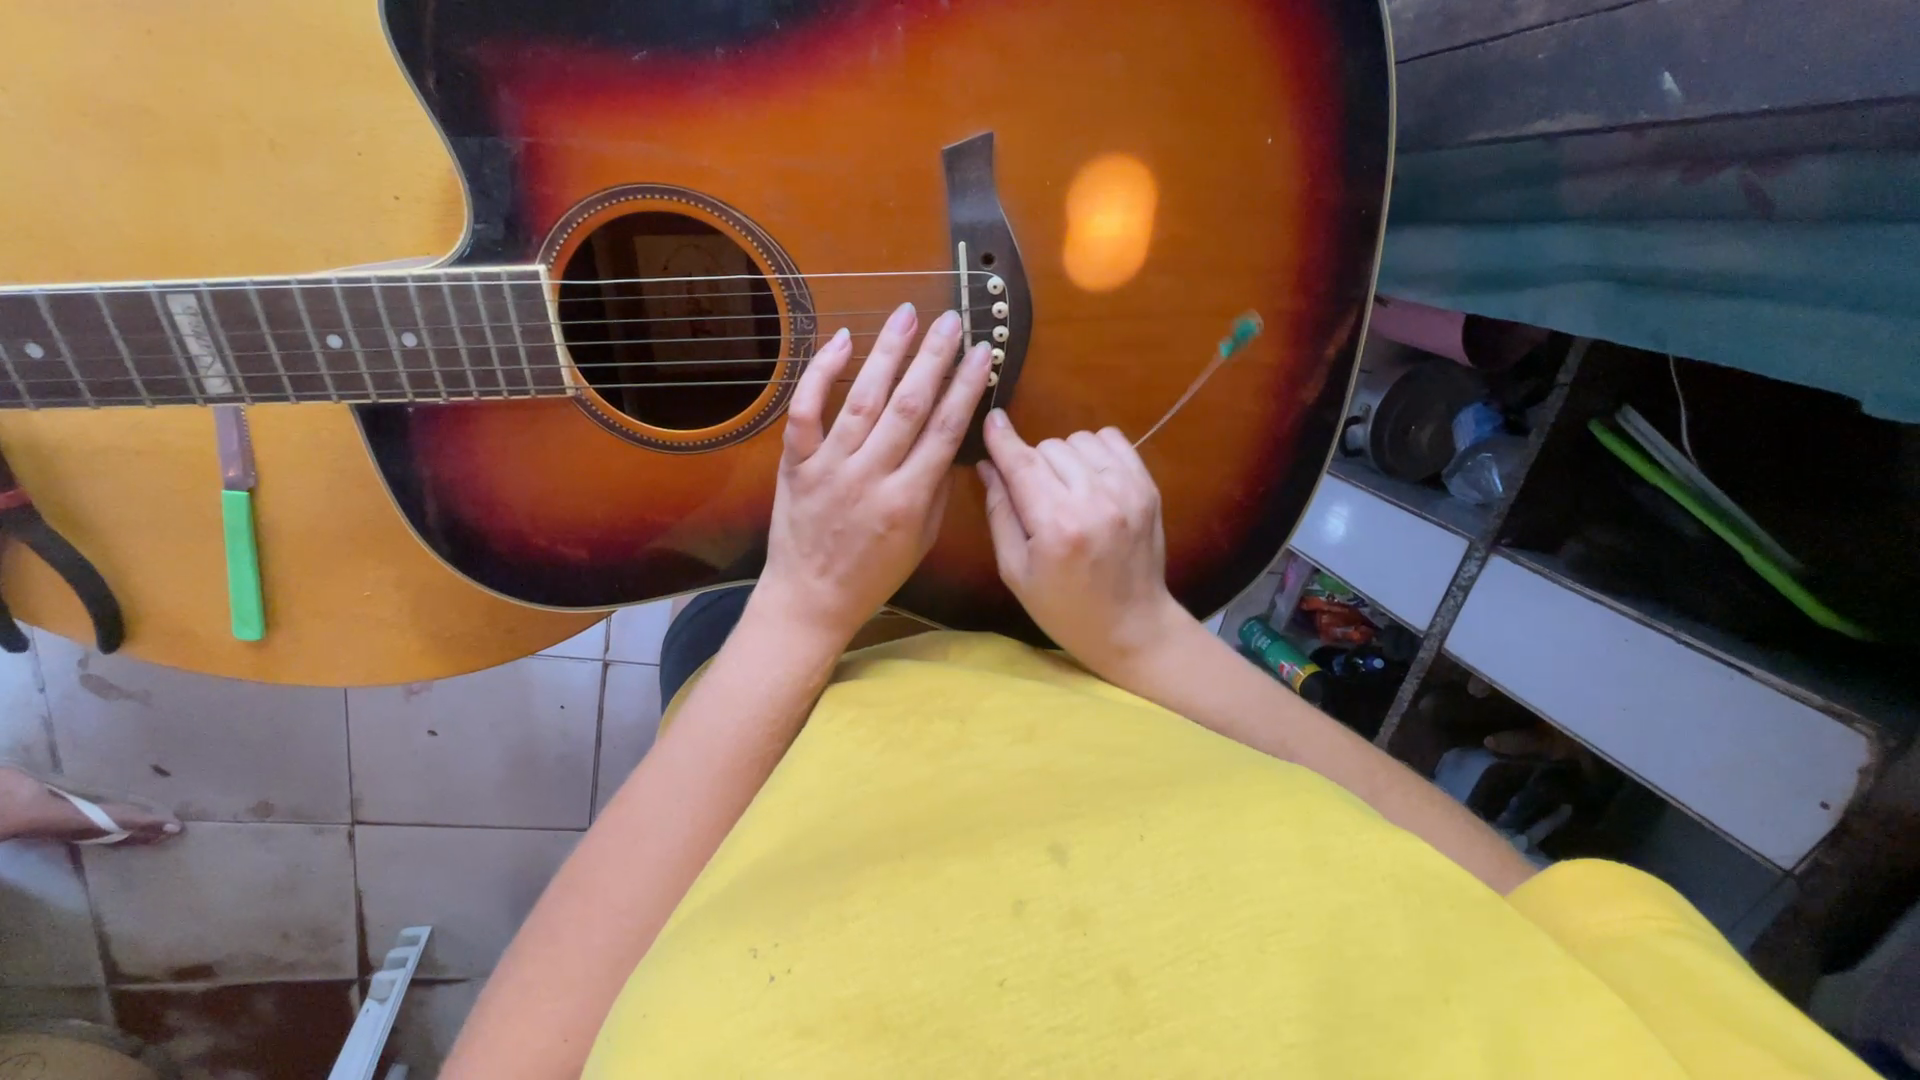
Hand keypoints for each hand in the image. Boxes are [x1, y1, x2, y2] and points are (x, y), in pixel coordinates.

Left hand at [758, 302, 994, 644]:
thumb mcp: (921, 542)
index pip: (944, 430)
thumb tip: (951, 440)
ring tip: (907, 316)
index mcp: (908, 499)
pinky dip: (820, 374)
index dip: (966, 387)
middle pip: (908, 406)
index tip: (983, 353)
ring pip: (862, 399)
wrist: (810, 599)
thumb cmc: (873, 575)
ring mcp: (829, 467)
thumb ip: (937, 490)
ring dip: (887, 353)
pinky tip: (841, 340)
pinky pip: (805, 412)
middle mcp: (870, 476)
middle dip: (934, 359)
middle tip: (951, 321)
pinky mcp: (795, 464)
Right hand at [977, 411, 1194, 678]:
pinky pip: (1114, 441)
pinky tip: (1088, 478)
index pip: (1023, 464)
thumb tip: (987, 466)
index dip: (1003, 439)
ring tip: (1063, 488)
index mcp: (1057, 526)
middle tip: (1033, 495)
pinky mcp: (1147, 489)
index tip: (992, 420)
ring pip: (1080, 440)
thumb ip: (1000, 513)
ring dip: (1063, 456)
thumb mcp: (1016, 571)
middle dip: (1032, 463)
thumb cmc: (1064, 608)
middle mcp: (1094, 501)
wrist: (1131, 627)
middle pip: (1049, 448)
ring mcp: (1127, 491)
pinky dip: (1094, 451)